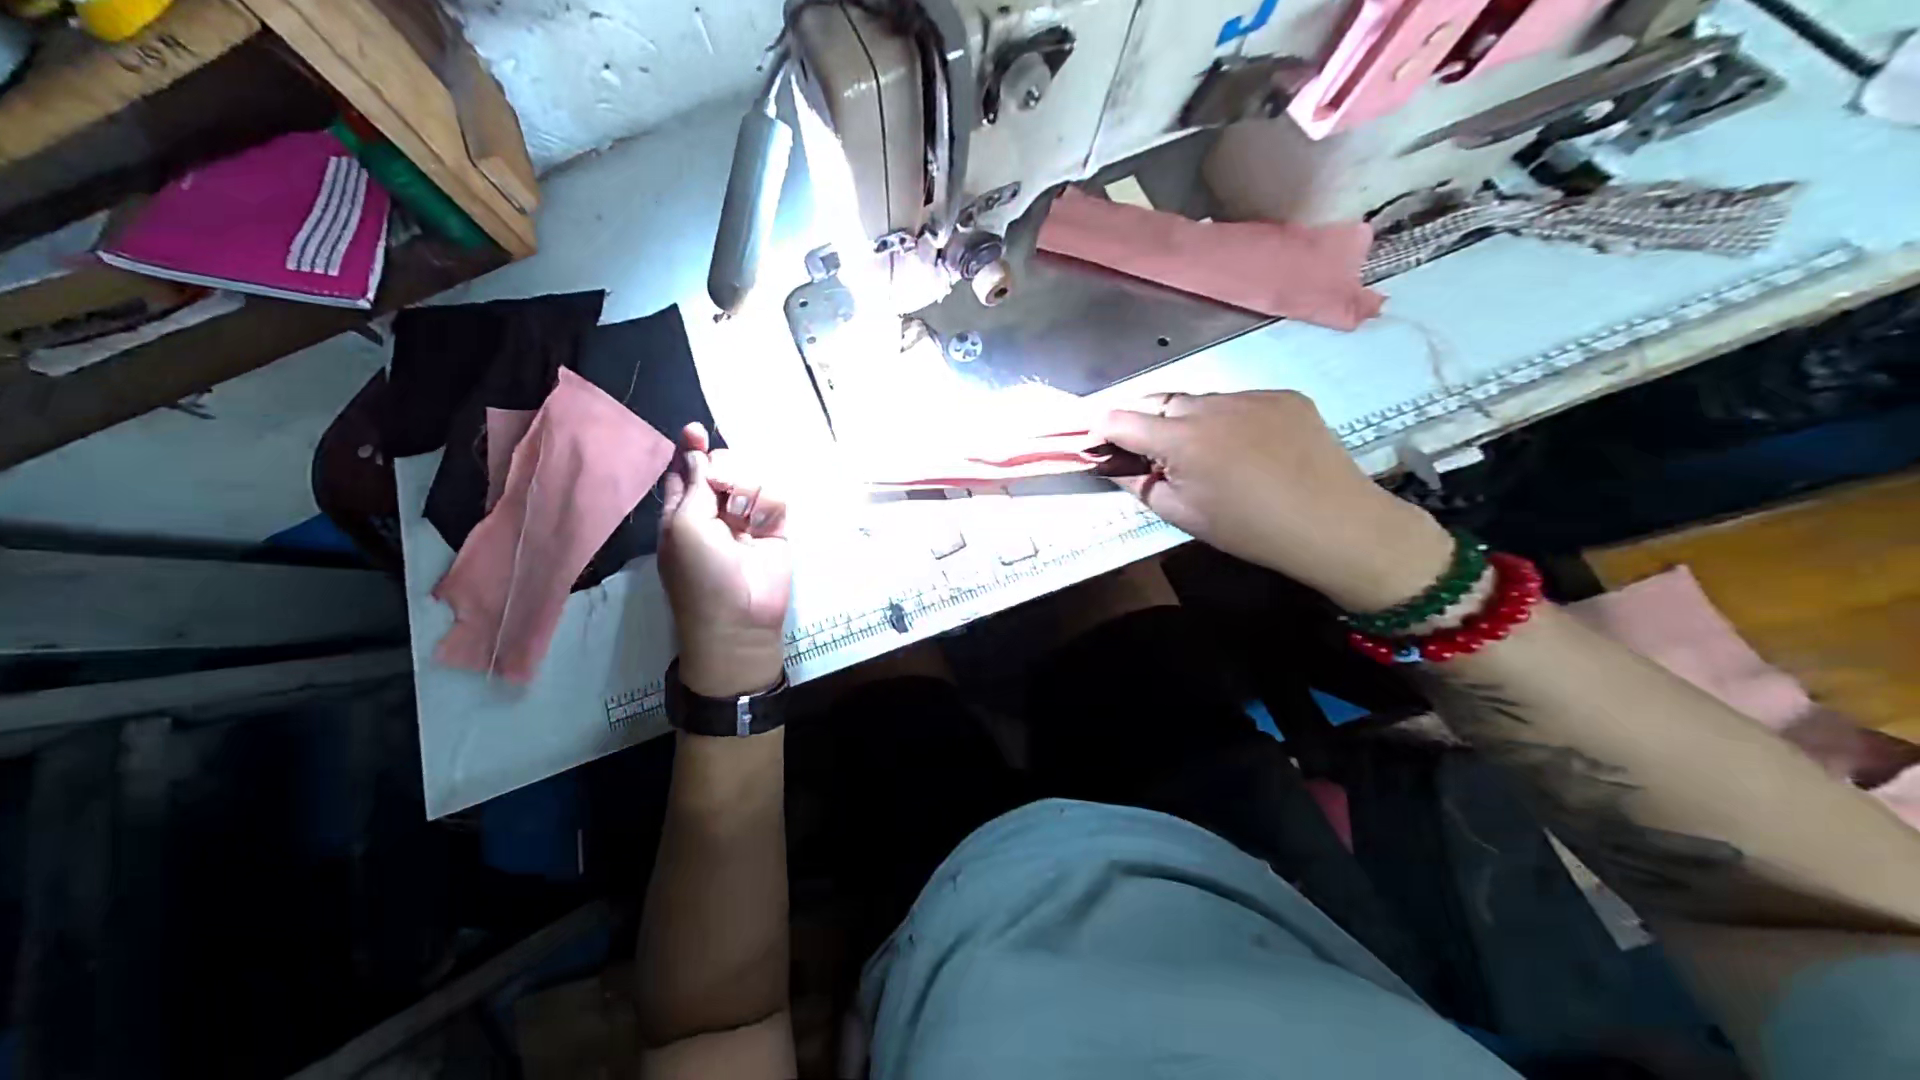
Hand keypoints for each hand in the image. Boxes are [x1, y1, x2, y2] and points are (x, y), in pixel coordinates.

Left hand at [659, 423, 792, 696]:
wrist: (740, 619)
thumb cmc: (700, 573)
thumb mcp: (684, 526)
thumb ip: (694, 485)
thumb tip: (699, 452)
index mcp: (683, 511)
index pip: (687, 471)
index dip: (690, 449)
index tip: (694, 430)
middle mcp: (715, 511)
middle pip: (722, 467)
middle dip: (724, 467)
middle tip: (724, 484)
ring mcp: (747, 519)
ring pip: (752, 477)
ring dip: (748, 485)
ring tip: (744, 509)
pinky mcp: (776, 529)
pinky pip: (776, 498)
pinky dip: (770, 502)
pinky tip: (764, 520)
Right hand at [1097, 390, 1452, 611]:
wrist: (1335, 524)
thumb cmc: (1250, 529)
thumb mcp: (1184, 516)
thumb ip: (1142, 485)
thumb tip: (1120, 466)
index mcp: (1182, 440)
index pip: (1121, 419)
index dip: (1101, 428)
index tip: (1096, 440)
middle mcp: (1211, 406)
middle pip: (1160, 402)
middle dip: (1146, 422)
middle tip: (1153, 452)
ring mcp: (1251, 396)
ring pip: (1201, 400)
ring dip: (1189, 420)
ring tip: (1208, 453)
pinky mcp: (1283, 396)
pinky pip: (1240, 401)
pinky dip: (1230, 419)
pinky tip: (1248, 447)